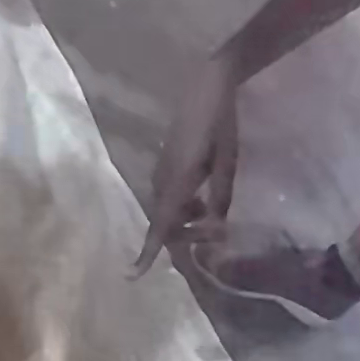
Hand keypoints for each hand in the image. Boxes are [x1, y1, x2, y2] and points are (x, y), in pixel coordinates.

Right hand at [134, 52, 241, 275]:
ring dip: (188, 223)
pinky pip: (169, 200)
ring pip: (168, 214)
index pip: (160, 226)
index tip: (132, 275)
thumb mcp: (227, 162)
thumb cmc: (220, 123)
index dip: (146, 252)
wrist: (206, 85)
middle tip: (218, 232)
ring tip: (214, 214)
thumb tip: (217, 229)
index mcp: (176, 182)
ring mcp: (160, 175)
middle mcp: (162, 182)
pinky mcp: (164, 169)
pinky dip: (185, 209)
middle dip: (188, 237)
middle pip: (166, 226)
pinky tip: (203, 199)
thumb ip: (221, 197)